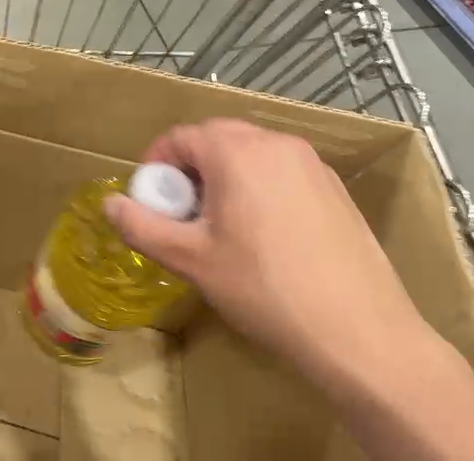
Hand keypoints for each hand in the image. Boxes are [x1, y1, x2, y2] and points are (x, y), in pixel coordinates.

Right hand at [103, 120, 473, 460]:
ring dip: (225, 177)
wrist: (363, 335)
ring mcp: (312, 165)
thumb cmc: (265, 288)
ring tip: (222, 227)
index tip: (153, 202)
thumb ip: (141, 226)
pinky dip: (260, 189)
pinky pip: (282, 174)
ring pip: (251, 155)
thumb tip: (110, 205)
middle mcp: (275, 144)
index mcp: (236, 150)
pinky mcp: (337, 191)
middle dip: (191, 169)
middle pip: (216, 139)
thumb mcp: (190, 260)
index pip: (179, 137)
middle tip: (184, 214)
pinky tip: (265, 238)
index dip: (157, 165)